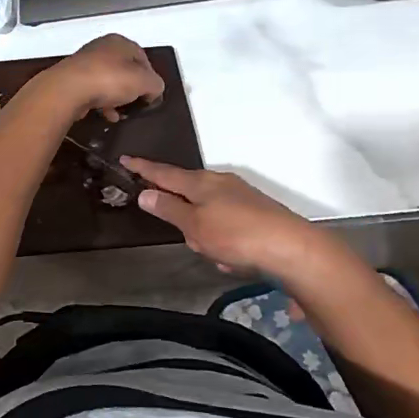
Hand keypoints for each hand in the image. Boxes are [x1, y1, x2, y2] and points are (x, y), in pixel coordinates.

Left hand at [32, 34, 164, 121]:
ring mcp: (83, 64)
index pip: (142, 57)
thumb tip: (154, 89)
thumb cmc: (110, 79)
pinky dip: (101, 103)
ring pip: (107, 82)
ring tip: (120, 114)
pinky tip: (105, 115)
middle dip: (131, 89)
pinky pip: (92, 92)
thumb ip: (155, 84)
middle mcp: (100, 48)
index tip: (151, 94)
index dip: (150, 76)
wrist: (68, 89)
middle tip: (136, 104)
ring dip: (115, 99)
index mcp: (119, 42)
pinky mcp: (71, 80)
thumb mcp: (144, 82)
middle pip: (123, 70)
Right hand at [121, 157, 337, 273]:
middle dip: (182, 213)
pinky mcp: (257, 213)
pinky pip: (228, 226)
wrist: (293, 249)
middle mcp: (221, 183)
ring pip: (209, 212)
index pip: (164, 173)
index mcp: (201, 183)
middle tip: (184, 235)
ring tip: (215, 254)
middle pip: (188, 191)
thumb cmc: (236, 235)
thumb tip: (145, 192)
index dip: (143, 168)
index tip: (125, 158)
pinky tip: (233, 259)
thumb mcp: (195, 226)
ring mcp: (241, 197)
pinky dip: (224, 241)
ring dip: (206, 233)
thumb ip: (169, 209)